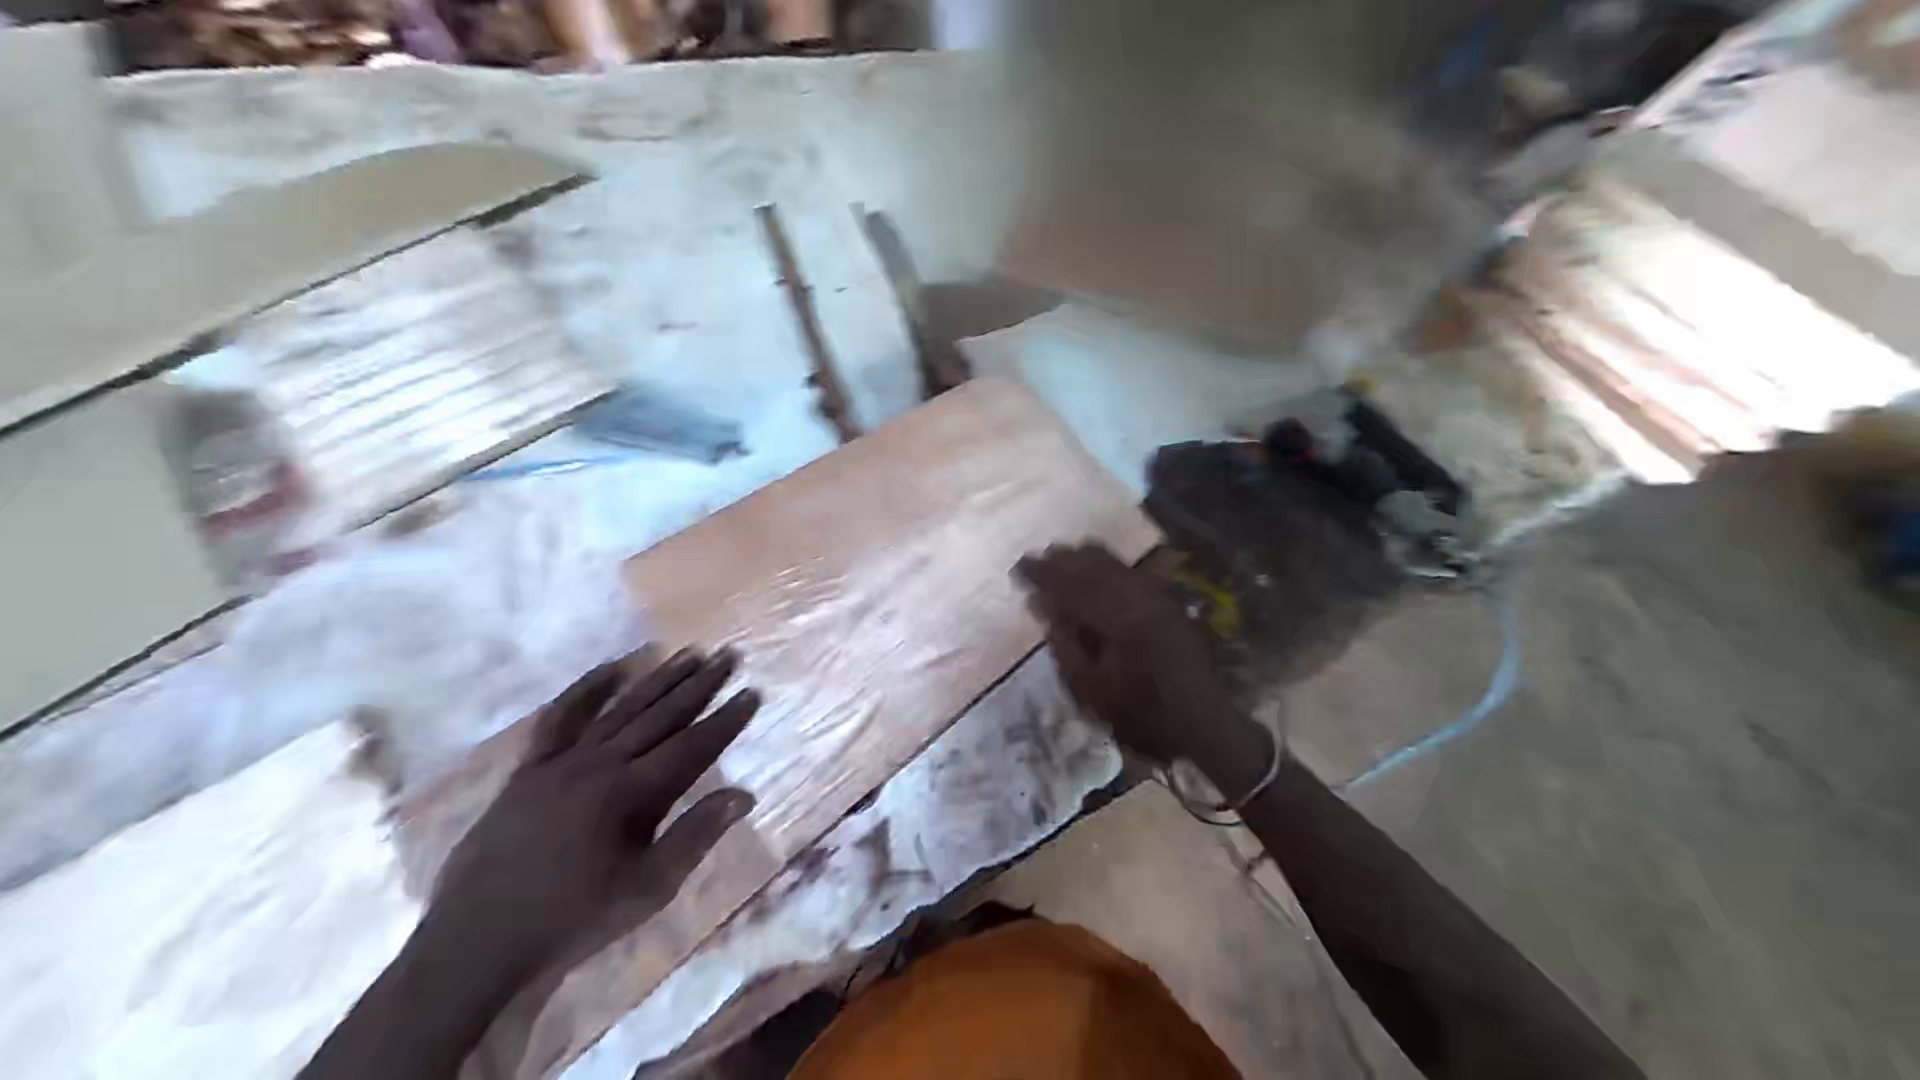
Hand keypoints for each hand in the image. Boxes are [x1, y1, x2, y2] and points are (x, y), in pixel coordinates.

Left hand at [427, 648, 759, 984]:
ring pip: (621, 710)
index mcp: (631, 794)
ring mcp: (561, 762)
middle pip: (660, 716)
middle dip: (700, 685)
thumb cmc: (574, 921)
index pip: (693, 745)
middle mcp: (600, 765)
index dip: (726, 719)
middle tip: (728, 656)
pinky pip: (561, 718)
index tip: (751, 693)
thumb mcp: (648, 888)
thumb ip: (696, 836)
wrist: (477, 944)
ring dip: (659, 680)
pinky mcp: (530, 768)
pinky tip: (613, 668)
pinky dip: (587, 690)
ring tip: (690, 654)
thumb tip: (745, 794)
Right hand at [1015, 544, 1259, 776]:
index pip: (1073, 585)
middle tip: (1033, 564)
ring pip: (1113, 561)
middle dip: (1060, 559)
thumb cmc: (1141, 715)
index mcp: (1121, 620)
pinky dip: (1103, 566)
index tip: (1018, 569)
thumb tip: (1047, 607)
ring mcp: (1158, 595)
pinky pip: (1128, 570)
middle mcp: (1141, 597)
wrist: (1201, 721)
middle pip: (1094, 562)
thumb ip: (1065, 646)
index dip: (1042, 573)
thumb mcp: (1090, 691)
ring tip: (1057, 564)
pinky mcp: (1167, 599)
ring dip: (1081, 559)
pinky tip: (1090, 575)